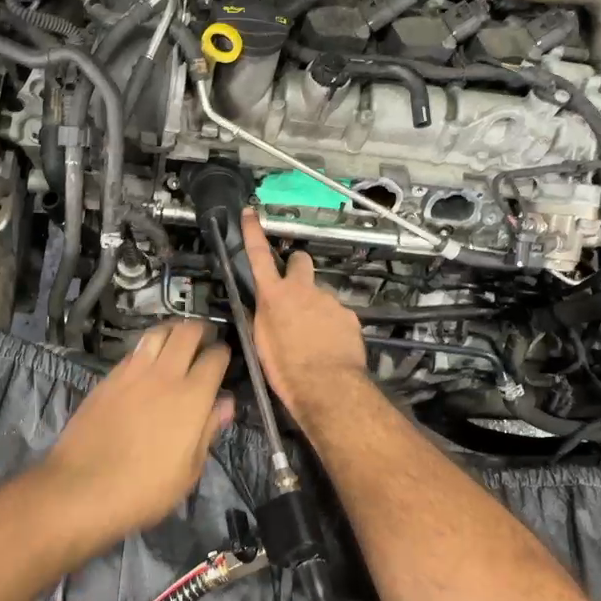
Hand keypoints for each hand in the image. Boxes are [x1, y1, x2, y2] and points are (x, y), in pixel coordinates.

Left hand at [40, 319, 233, 542]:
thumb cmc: (144, 488)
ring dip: (172, 331)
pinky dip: (148, 348)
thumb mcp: (189, 471)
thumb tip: (225, 403)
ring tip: (178, 340)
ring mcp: (132, 373)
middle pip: (187, 332)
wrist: (82, 487)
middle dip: (201, 330)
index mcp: (192, 398)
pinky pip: (134, 351)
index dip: (224, 354)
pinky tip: (148, 361)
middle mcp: (164, 375)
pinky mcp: (108, 378)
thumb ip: (208, 431)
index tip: (224, 359)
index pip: (215, 358)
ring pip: (157, 333)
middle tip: (205, 338)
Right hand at [241, 209, 366, 421]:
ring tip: (311, 336)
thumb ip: (264, 315)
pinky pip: (337, 314)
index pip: (258, 256)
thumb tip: (265, 305)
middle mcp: (304, 290)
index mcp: (275, 296)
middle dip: (296, 268)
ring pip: (320, 294)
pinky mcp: (349, 316)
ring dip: (314, 306)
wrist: (328, 387)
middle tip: (292, 290)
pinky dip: (331, 324)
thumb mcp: (261, 341)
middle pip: (300, 262)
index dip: (253, 232)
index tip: (250, 212)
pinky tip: (328, 345)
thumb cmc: (286, 369)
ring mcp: (330, 301)